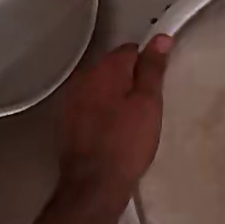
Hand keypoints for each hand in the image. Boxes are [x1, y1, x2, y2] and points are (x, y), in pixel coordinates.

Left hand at [57, 35, 172, 201]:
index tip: (156, 87)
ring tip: (129, 122)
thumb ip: (153, 69)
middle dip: (129, 81)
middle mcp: (82, 78)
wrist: (93, 185)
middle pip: (112, 68)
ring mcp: (69, 100)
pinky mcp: (64, 121)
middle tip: (146, 108)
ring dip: (113, 96)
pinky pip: (88, 106)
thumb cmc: (127, 143)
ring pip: (99, 88)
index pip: (130, 50)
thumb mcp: (148, 104)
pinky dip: (100, 112)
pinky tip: (110, 132)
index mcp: (104, 69)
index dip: (147, 65)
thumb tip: (161, 38)